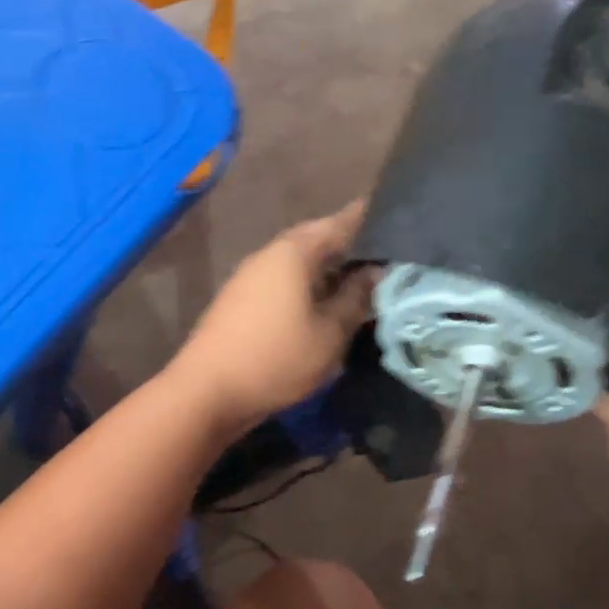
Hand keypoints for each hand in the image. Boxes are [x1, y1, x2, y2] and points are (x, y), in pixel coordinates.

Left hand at [164, 202, 377, 435]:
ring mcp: (251, 277)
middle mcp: (269, 254)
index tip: (401, 219)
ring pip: (299, 262)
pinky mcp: (242, 300)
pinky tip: (327, 302)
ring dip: (329, 267)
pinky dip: (309, 284)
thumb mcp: (329, 333)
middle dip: (350, 244)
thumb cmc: (275, 358)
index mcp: (292, 252)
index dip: (369, 219)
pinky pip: (284, 280)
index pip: (339, 222)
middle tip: (388, 255)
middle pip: (316, 239)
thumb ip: (356, 298)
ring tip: (365, 279)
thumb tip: (376, 271)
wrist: (207, 390)